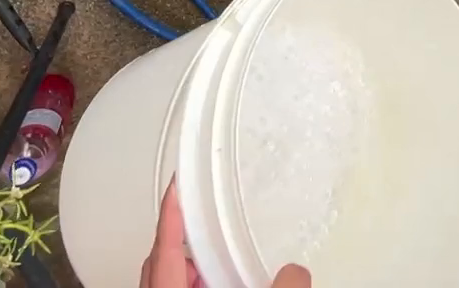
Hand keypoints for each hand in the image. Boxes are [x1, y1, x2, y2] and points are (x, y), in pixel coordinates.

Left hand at [142, 180, 311, 287]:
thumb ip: (280, 285)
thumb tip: (298, 271)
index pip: (166, 242)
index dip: (172, 209)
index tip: (177, 182)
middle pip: (160, 259)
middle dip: (182, 235)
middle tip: (203, 217)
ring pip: (168, 279)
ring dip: (190, 264)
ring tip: (218, 258)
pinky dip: (197, 282)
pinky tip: (221, 284)